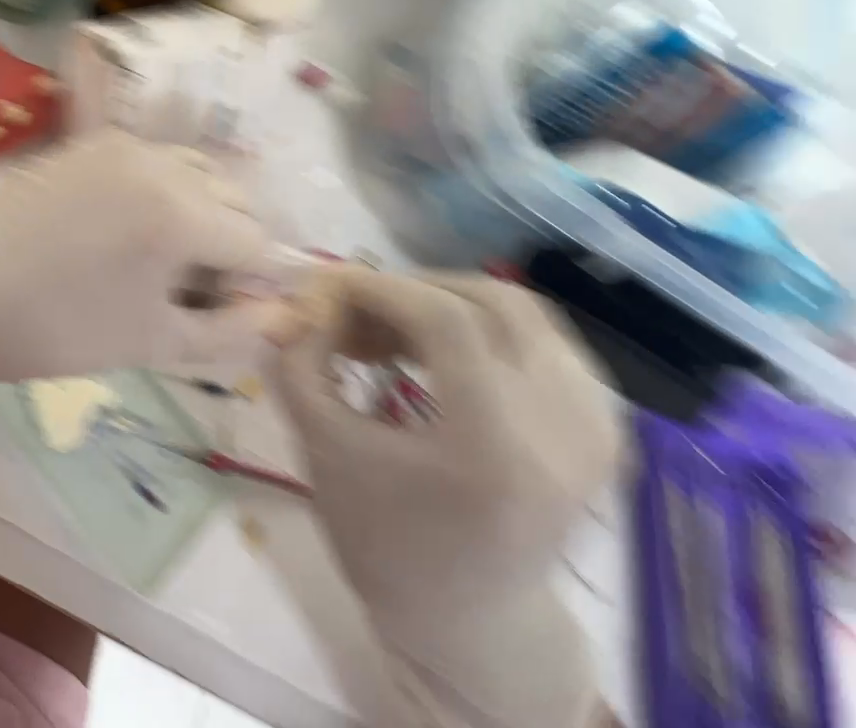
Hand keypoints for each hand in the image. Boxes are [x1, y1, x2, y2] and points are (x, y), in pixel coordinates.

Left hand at [0, 130, 271, 382]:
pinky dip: (160, 196)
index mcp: (181, 212)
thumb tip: (281, 315)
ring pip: (193, 176)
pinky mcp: (83, 144)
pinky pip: (149, 165)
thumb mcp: (148, 342)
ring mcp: (117, 146)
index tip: (235, 316)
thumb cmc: (48, 329)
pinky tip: (125, 237)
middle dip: (231, 248)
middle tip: (190, 298)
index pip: (259, 244)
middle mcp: (159, 162)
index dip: (259, 286)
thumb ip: (229, 331)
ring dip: (199, 217)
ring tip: (158, 268)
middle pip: (233, 202)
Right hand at [270, 268, 621, 727]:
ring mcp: (598, 428)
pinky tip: (439, 354)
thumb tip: (298, 307)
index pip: (445, 318)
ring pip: (525, 315)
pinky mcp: (605, 429)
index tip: (328, 290)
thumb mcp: (321, 450)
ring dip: (447, 304)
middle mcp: (563, 428)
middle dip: (411, 290)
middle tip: (357, 313)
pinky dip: (485, 329)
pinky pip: (547, 343)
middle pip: (494, 302)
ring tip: (392, 334)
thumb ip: (301, 367)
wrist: (466, 615)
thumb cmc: (381, 539)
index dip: (379, 288)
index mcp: (492, 445)